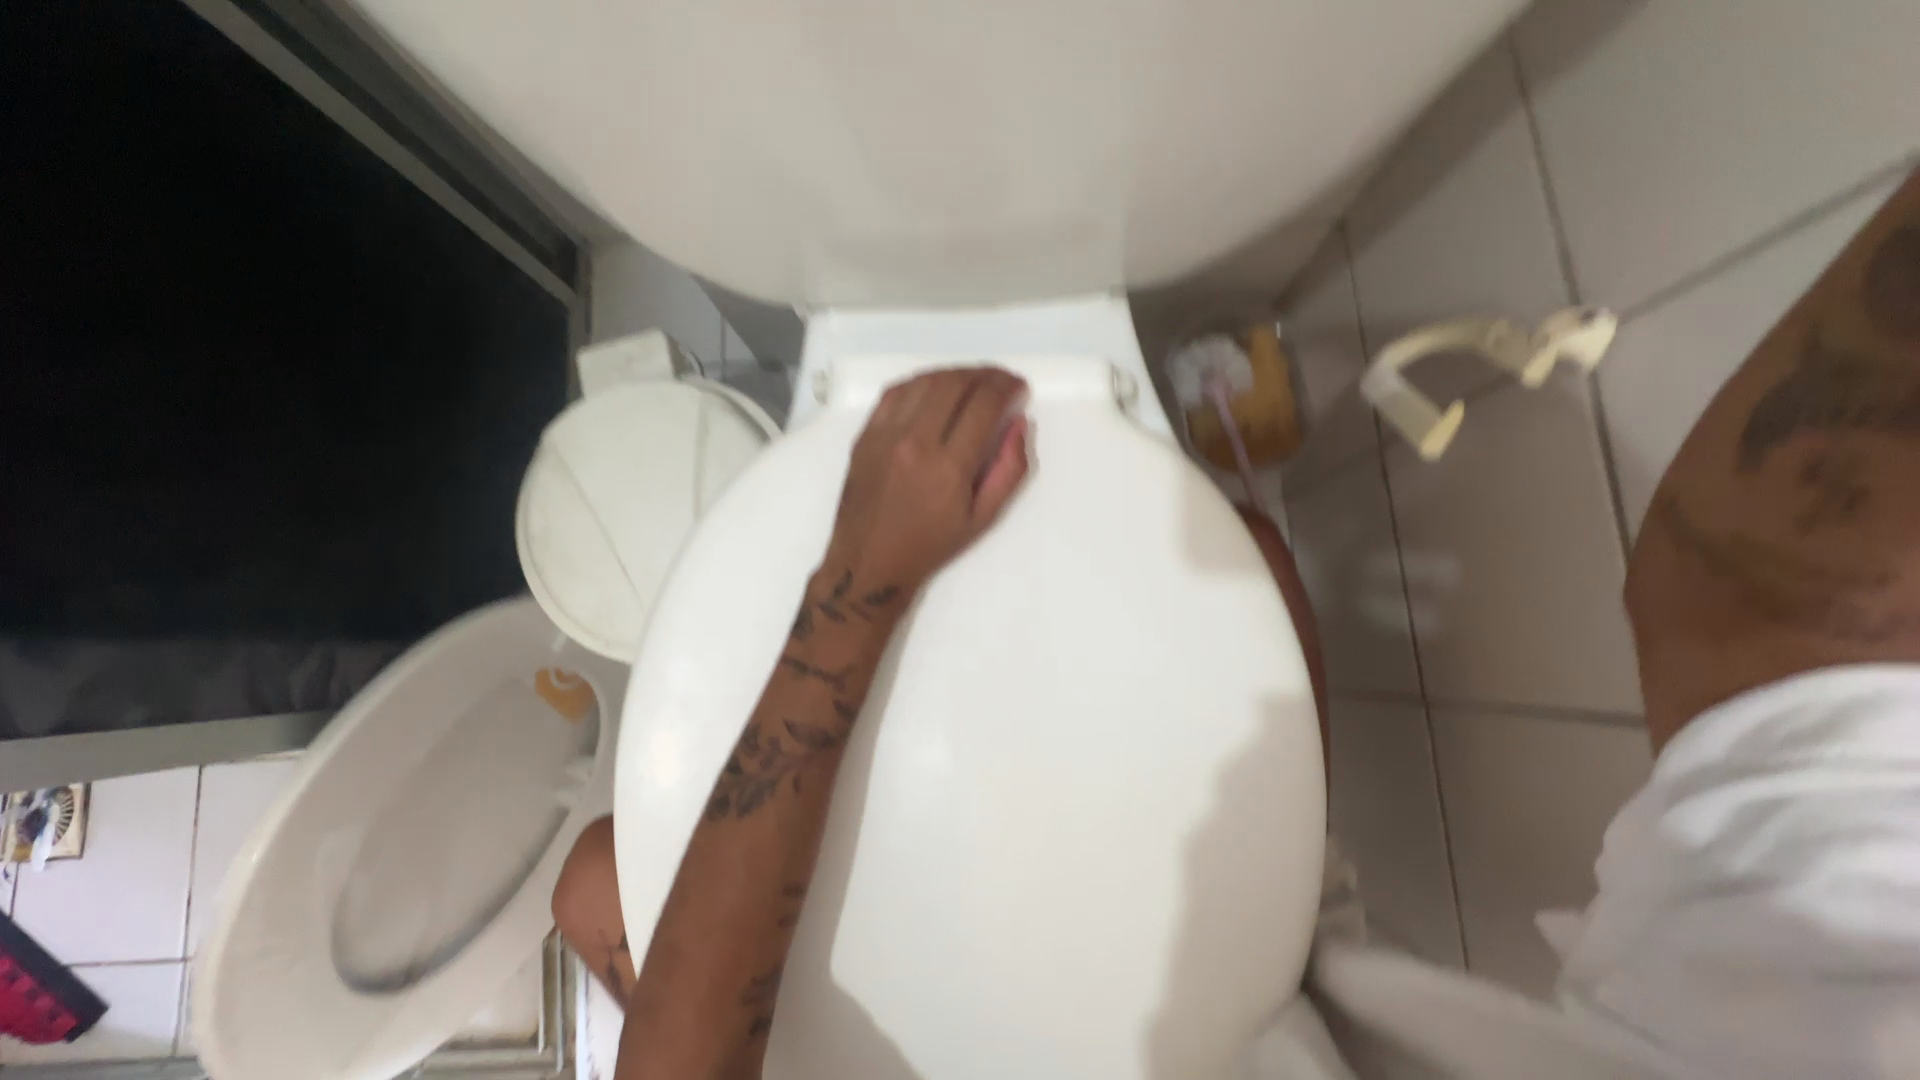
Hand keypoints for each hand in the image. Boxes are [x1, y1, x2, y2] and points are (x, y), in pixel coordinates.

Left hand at [823, 367, 1031, 596]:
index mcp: (949, 467)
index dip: (1007, 388)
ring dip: (955, 374)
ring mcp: (885, 435)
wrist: (869, 560)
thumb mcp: (984, 518)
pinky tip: (935, 388)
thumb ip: (1009, 469)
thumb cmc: (930, 545)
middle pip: (955, 384)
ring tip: (972, 382)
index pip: (984, 405)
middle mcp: (915, 442)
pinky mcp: (865, 434)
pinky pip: (895, 392)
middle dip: (985, 374)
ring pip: (925, 382)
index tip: (1018, 388)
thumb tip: (1018, 424)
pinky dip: (921, 382)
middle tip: (999, 380)